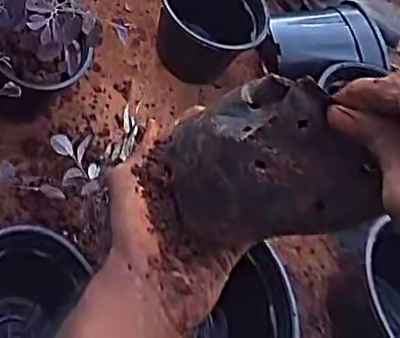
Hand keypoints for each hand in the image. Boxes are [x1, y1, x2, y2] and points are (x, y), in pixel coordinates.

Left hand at [62, 119, 243, 337]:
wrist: (146, 287)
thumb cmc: (130, 233)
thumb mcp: (123, 184)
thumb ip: (138, 156)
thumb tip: (153, 125)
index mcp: (166, 180)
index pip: (184, 147)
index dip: (195, 130)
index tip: (211, 111)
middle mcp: (191, 196)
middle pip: (212, 165)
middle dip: (225, 148)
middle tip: (245, 127)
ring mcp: (212, 220)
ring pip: (234, 191)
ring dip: (246, 175)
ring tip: (264, 150)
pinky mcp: (230, 244)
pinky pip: (250, 225)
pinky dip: (261, 212)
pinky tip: (276, 192)